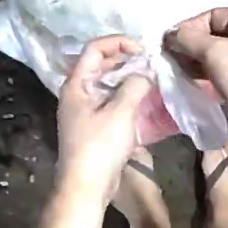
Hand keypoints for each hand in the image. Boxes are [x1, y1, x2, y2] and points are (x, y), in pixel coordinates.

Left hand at [56, 35, 154, 202]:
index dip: (119, 42)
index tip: (143, 50)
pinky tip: (145, 103)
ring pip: (107, 85)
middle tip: (150, 64)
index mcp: (76, 85)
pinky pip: (110, 103)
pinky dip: (126, 98)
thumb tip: (145, 71)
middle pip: (100, 65)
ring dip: (128, 80)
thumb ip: (135, 84)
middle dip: (126, 60)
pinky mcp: (92, 127)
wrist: (85, 186)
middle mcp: (76, 94)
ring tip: (152, 81)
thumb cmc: (100, 146)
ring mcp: (83, 112)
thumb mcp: (121, 111)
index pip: (94, 49)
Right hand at [164, 8, 227, 129]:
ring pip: (216, 54)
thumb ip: (189, 40)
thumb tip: (168, 35)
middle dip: (190, 46)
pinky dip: (205, 73)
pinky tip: (191, 80)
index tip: (168, 45)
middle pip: (214, 34)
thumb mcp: (216, 54)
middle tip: (169, 60)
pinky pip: (222, 70)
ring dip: (195, 61)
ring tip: (177, 71)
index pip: (213, 15)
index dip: (189, 28)